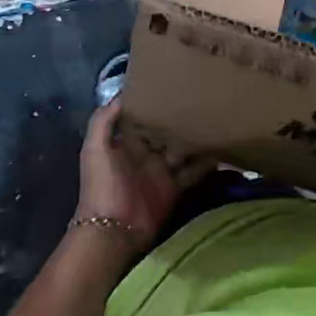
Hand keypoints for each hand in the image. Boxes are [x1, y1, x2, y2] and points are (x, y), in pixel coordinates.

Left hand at [76, 101, 208, 251]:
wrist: (113, 231)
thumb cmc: (102, 186)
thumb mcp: (94, 150)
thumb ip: (103, 121)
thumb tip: (122, 94)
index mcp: (126, 141)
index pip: (141, 117)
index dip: (152, 102)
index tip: (172, 83)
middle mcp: (145, 153)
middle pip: (164, 131)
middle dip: (178, 118)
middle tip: (202, 97)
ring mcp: (161, 171)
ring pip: (181, 149)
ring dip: (195, 138)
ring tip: (217, 119)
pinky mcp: (174, 188)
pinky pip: (192, 172)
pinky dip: (206, 164)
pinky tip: (221, 150)